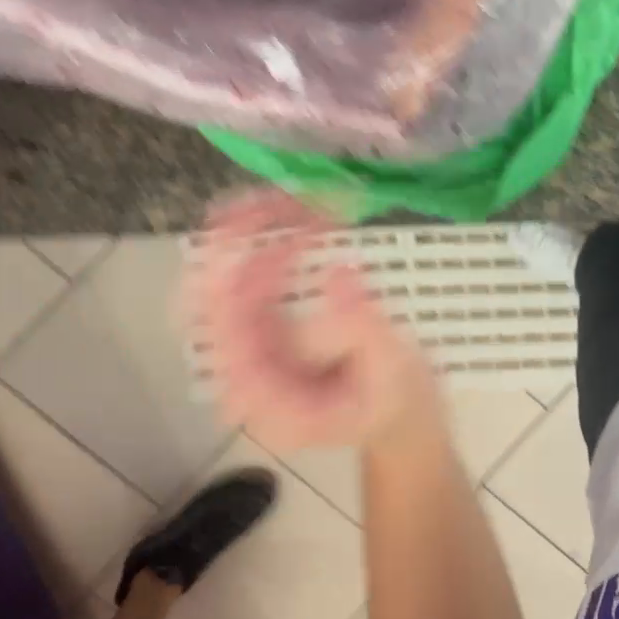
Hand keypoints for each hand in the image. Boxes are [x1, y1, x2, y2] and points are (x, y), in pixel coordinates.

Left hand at [186, 189, 439, 451]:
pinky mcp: (269, 329)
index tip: (250, 226)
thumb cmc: (395, 406)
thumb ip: (364, 329)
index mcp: (259, 395)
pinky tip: (306, 218)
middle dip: (244, 241)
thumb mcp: (390, 374)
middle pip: (218, 295)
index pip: (221, 328)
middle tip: (283, 197)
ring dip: (264, 235)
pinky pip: (259, 279)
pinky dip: (279, 244)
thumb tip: (340, 269)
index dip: (227, 272)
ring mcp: (253, 346)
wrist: (399, 422)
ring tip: (302, 199)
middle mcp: (242, 369)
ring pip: (236, 279)